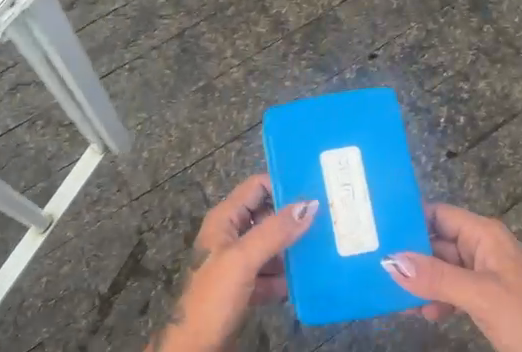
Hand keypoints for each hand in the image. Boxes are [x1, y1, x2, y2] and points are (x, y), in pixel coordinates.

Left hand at [146, 174, 318, 351]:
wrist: (194, 348)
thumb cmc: (213, 295)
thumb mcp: (243, 259)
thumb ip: (275, 231)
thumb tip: (309, 203)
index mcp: (224, 219)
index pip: (256, 187)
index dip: (283, 186)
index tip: (315, 192)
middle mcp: (230, 235)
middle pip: (267, 217)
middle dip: (293, 220)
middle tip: (328, 222)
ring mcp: (236, 263)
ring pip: (271, 247)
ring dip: (292, 251)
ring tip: (324, 250)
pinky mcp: (243, 288)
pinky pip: (269, 275)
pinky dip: (285, 278)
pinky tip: (306, 283)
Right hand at [381, 203, 521, 351]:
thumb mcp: (480, 296)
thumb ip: (436, 278)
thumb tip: (390, 261)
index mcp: (483, 234)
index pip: (438, 214)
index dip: (409, 221)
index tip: (378, 233)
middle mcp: (482, 247)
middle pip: (436, 241)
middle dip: (410, 257)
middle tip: (378, 271)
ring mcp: (485, 274)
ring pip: (442, 268)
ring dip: (421, 282)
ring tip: (397, 300)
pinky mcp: (487, 299)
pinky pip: (452, 290)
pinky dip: (437, 299)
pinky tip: (424, 314)